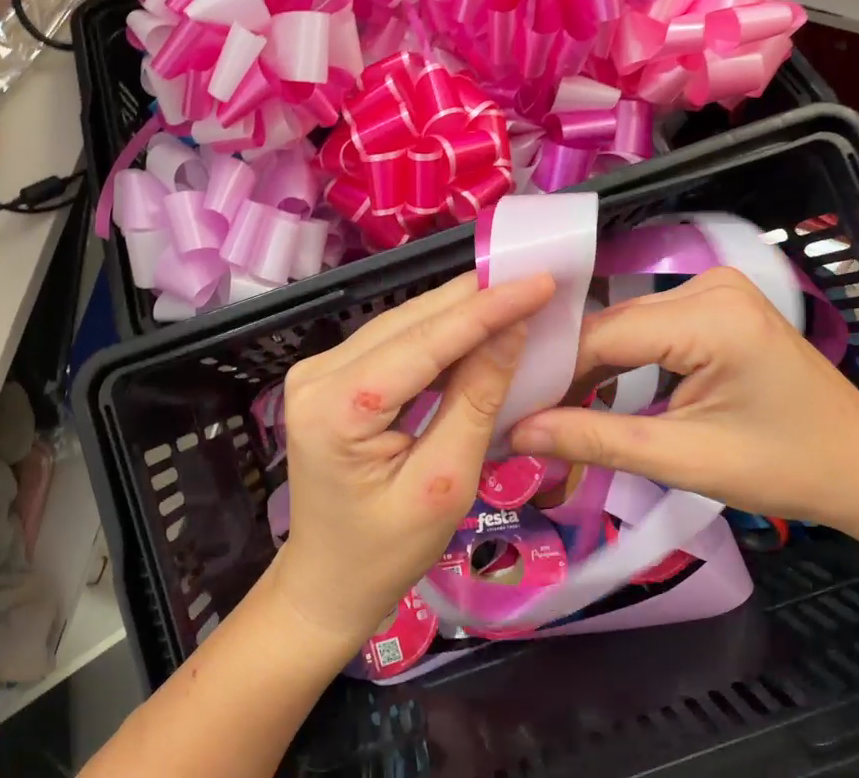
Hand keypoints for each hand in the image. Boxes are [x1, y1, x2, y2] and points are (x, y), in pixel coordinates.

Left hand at [271, 272, 555, 646]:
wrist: (328, 581)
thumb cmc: (387, 551)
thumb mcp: (444, 483)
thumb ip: (476, 401)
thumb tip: (513, 330)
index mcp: (338, 407)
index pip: (425, 341)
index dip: (488, 307)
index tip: (542, 280)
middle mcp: (317, 374)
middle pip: (410, 323)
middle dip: (476, 298)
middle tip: (538, 277)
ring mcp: (317, 372)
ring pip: (401, 326)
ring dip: (459, 311)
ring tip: (517, 293)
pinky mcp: (328, 377)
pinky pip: (391, 344)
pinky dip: (436, 335)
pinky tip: (475, 326)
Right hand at [508, 268, 858, 537]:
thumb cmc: (789, 470)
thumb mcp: (686, 460)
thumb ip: (595, 439)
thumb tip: (514, 433)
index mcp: (712, 315)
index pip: (604, 334)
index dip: (550, 372)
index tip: (506, 408)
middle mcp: (711, 283)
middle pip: (611, 324)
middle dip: (566, 371)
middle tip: (520, 413)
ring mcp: (716, 288)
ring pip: (624, 325)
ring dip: (588, 366)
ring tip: (547, 407)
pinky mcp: (717, 304)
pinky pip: (648, 327)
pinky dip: (619, 361)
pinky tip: (591, 391)